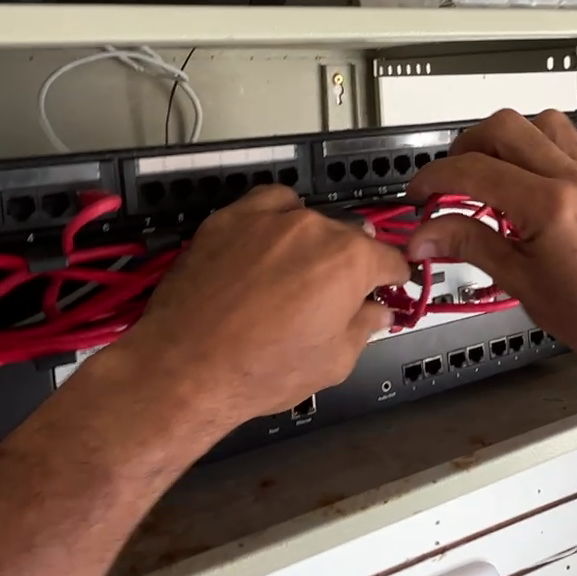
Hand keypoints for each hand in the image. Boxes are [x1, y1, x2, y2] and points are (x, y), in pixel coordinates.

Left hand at [103, 185, 411, 429]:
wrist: (185, 369)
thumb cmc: (259, 371)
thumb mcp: (334, 362)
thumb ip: (364, 328)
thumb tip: (376, 313)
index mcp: (350, 261)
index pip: (389, 258)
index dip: (392, 278)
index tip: (387, 286)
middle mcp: (314, 228)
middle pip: (349, 237)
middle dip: (348, 264)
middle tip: (330, 296)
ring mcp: (270, 219)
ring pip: (309, 218)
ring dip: (311, 241)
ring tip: (294, 273)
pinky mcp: (230, 218)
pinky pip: (267, 203)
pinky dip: (275, 218)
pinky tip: (268, 243)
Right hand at [405, 110, 576, 375]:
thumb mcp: (517, 281)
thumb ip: (468, 245)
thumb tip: (425, 235)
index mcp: (548, 206)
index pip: (474, 169)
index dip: (435, 178)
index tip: (419, 194)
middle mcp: (571, 179)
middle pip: (503, 127)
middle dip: (464, 148)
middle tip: (447, 180)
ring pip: (537, 122)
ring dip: (502, 138)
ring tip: (484, 169)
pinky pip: (564, 139)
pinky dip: (534, 144)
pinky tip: (520, 174)